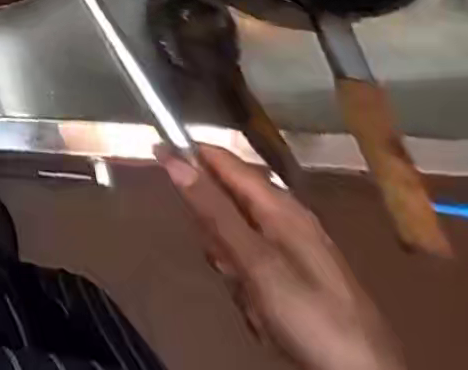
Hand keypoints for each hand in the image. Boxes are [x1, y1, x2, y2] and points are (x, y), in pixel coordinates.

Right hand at [156, 144, 404, 369]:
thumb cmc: (311, 316)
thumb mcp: (255, 261)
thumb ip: (213, 210)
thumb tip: (172, 158)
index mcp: (278, 204)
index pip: (224, 159)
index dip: (190, 153)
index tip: (156, 154)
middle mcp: (285, 218)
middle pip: (225, 201)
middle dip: (212, 231)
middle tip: (223, 263)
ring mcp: (293, 250)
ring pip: (233, 239)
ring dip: (230, 266)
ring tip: (248, 297)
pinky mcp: (296, 281)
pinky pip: (250, 268)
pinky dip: (247, 288)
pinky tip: (262, 315)